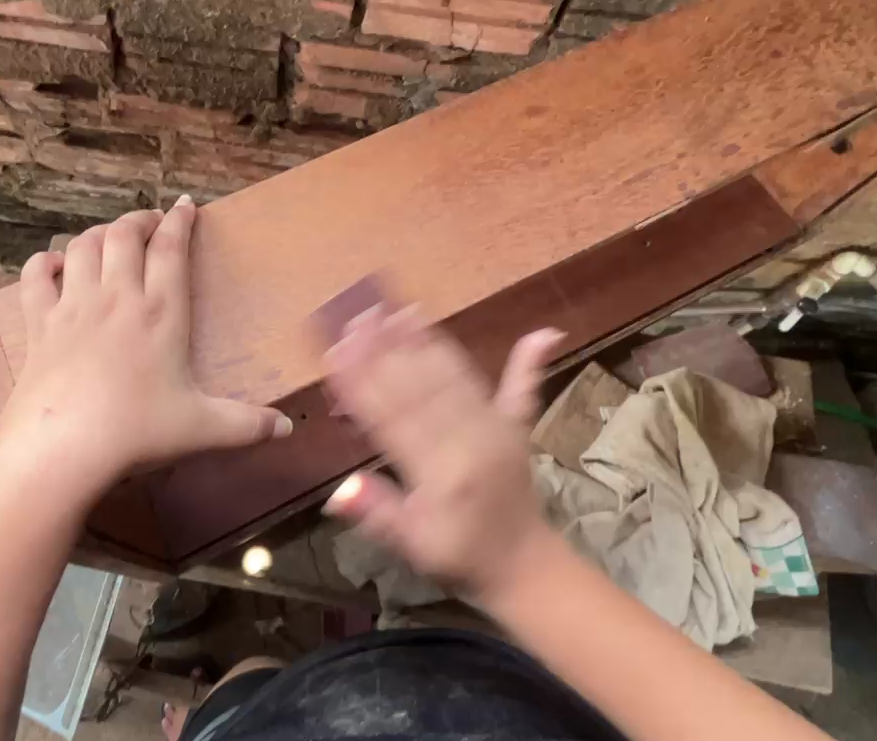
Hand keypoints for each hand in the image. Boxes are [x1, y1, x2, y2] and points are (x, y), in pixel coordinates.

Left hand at [0, 196, 293, 505]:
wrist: (61, 450)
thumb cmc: (136, 432)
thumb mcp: (201, 428)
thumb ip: (247, 425)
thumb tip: (287, 429)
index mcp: (161, 311)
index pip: (171, 248)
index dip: (180, 220)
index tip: (186, 206)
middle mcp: (117, 296)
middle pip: (125, 234)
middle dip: (140, 219)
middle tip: (151, 223)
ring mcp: (73, 306)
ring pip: (83, 246)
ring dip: (99, 233)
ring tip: (111, 238)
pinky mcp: (39, 324)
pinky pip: (36, 276)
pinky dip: (44, 262)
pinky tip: (53, 264)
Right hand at [320, 305, 563, 601]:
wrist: (525, 567)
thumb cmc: (459, 558)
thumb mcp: (413, 547)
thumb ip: (378, 514)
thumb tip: (337, 493)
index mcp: (442, 475)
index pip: (393, 418)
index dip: (363, 381)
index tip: (338, 348)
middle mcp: (471, 444)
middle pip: (422, 388)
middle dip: (387, 349)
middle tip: (360, 315)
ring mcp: (498, 432)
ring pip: (457, 378)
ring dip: (426, 341)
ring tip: (399, 308)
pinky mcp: (518, 428)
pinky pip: (520, 391)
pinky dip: (525, 361)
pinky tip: (539, 333)